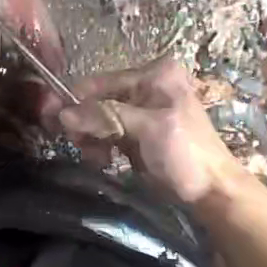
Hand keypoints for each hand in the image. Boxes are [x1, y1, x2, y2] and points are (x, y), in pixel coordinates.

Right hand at [51, 58, 246, 205]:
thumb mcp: (147, 129)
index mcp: (155, 74)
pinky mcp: (139, 133)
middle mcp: (147, 85)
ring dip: (93, 140)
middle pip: (98, 100)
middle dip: (87, 125)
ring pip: (100, 119)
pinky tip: (106, 161)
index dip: (76, 102)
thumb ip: (106, 117)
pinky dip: (102, 147)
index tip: (54, 124)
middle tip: (82, 148)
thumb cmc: (185, 154)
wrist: (211, 192)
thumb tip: (63, 113)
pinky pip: (108, 134)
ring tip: (99, 159)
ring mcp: (143, 110)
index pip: (101, 82)